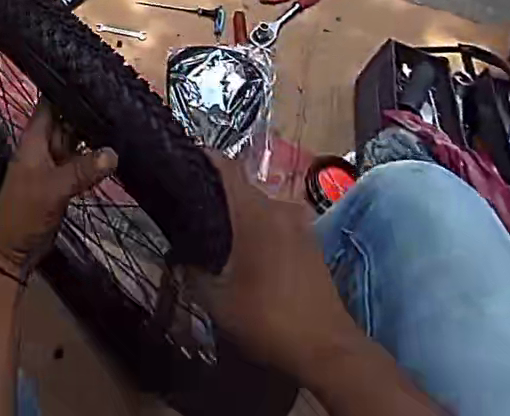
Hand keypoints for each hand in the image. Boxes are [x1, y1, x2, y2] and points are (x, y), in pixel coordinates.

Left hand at [0, 101, 116, 276]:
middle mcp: (44, 146)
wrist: (13, 249)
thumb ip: (82, 170)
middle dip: (86, 110)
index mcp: (34, 138)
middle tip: (117, 96)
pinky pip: (80, 162)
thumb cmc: (24, 210)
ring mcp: (54, 163)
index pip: (49, 103)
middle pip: (66, 120)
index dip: (66, 88)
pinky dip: (94, 157)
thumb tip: (114, 152)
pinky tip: (115, 149)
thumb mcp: (54, 188)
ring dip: (93, 133)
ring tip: (122, 116)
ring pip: (75, 141)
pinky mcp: (63, 181)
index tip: (91, 76)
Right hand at [186, 151, 363, 379]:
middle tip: (194, 206)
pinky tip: (248, 251)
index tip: (182, 158)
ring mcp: (300, 226)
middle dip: (217, 191)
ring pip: (261, 205)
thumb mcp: (217, 300)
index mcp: (254, 212)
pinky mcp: (312, 245)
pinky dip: (260, 227)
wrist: (332, 353)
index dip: (203, 156)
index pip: (226, 166)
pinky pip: (277, 222)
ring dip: (241, 212)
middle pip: (242, 186)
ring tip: (219, 230)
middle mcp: (279, 209)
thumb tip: (177, 255)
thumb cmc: (269, 317)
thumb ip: (191, 270)